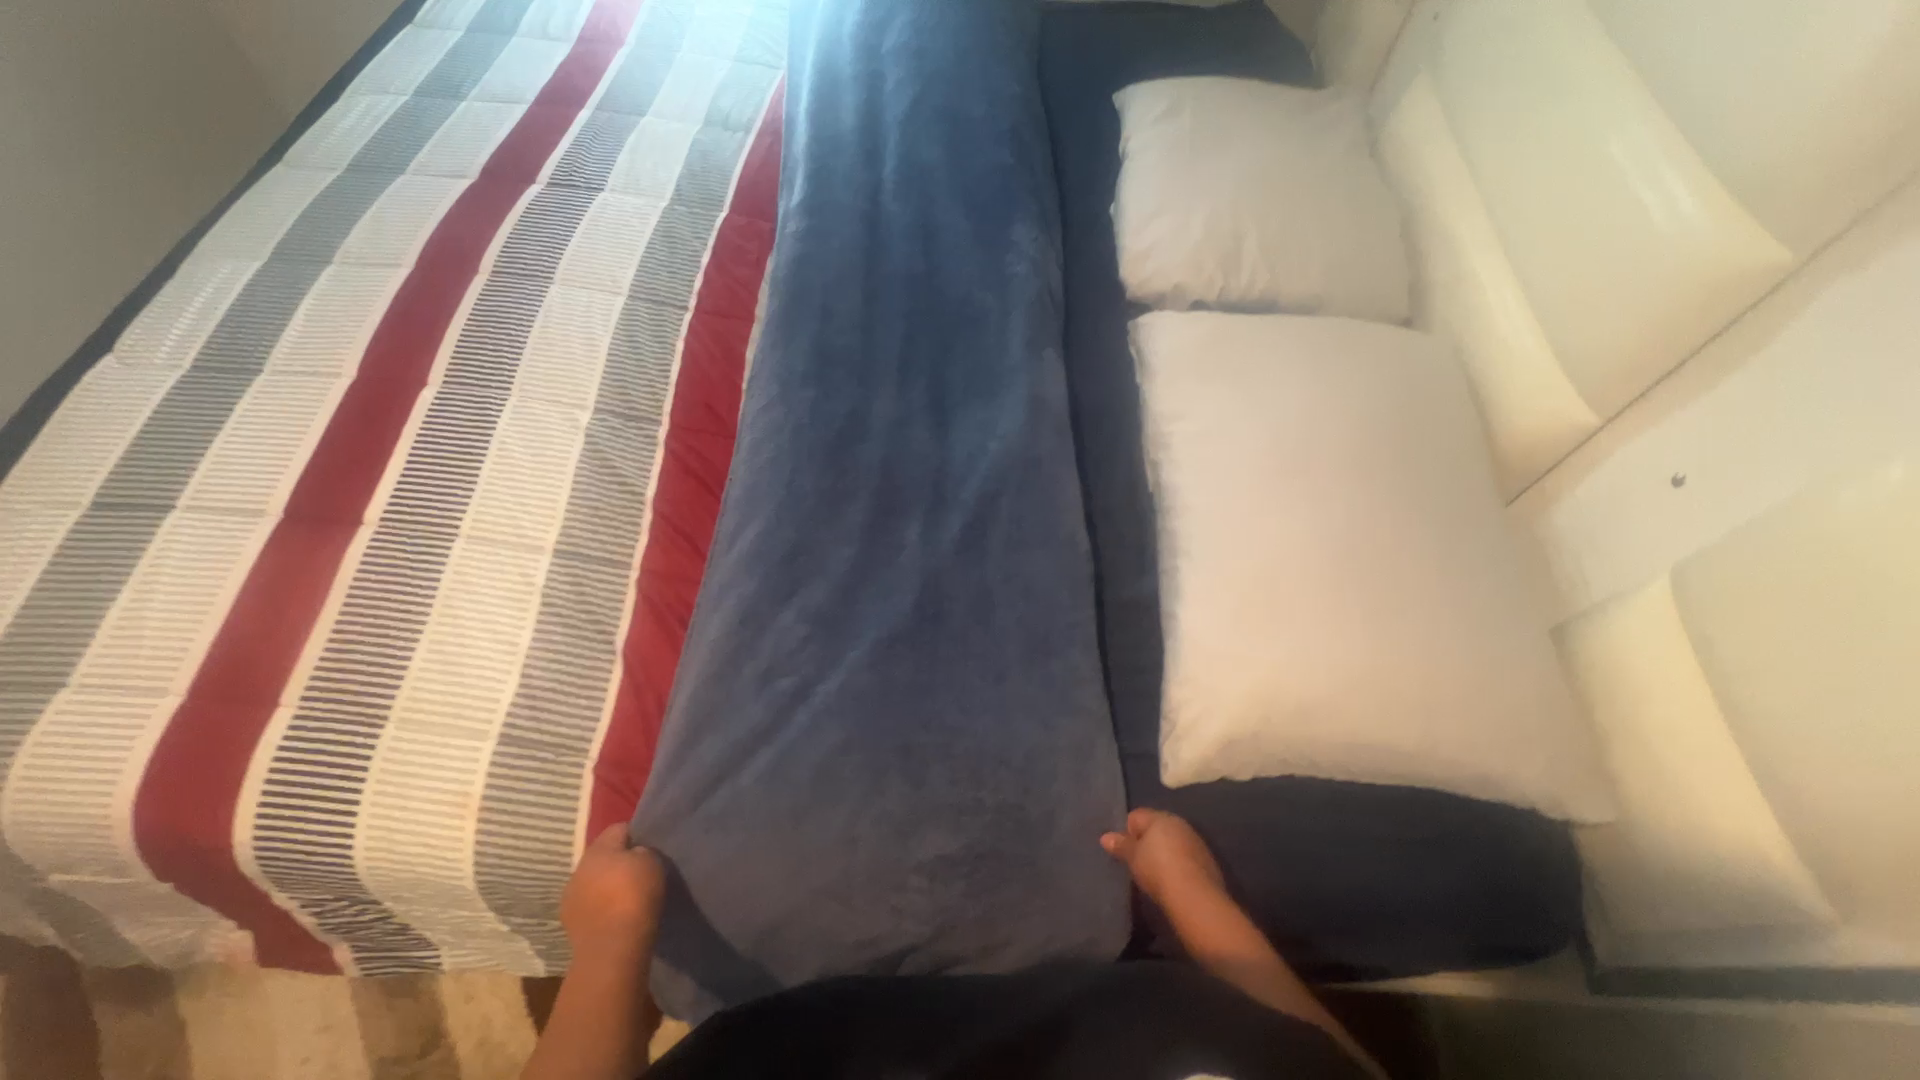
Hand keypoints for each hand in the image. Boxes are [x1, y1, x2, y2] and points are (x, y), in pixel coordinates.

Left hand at [561, 824, 666, 955]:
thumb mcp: (652, 862)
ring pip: (593, 880)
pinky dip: (600, 905)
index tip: (651, 846)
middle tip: (640, 871)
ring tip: (626, 896)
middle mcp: (579, 867)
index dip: (637, 834)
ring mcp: (570, 896)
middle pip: (603, 855)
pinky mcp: (570, 921)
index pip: (619, 828)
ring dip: (607, 884)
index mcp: (599, 848)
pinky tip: (615, 914)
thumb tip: (634, 854)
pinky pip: (589, 903)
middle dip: (619, 860)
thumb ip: (642, 851)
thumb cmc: (635, 897)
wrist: (612, 947)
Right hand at [1100, 808, 1225, 908]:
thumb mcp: (1133, 857)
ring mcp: (1196, 843)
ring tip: (1153, 874)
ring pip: (1172, 843)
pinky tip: (1171, 881)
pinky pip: (1184, 857)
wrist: (1195, 898)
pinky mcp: (1207, 862)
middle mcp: (1180, 824)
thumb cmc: (1157, 870)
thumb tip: (1105, 837)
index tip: (1123, 851)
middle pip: (1156, 828)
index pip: (1136, 816)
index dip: (1126, 832)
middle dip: (1145, 842)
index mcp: (1161, 818)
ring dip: (1162, 854)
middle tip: (1135, 862)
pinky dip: (1176, 865)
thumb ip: (1120, 845)